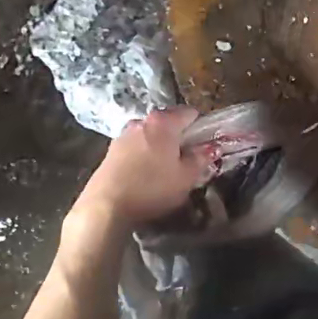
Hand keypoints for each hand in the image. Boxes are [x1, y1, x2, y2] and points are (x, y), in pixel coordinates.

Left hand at [79, 107, 211, 226]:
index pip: (189, 113)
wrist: (106, 205)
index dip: (201, 127)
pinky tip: (147, 176)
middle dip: (180, 138)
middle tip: (188, 161)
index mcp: (163, 122)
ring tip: (166, 170)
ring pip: (151, 136)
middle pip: (168, 124)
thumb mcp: (186, 177)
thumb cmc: (153, 188)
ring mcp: (123, 135)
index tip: (206, 145)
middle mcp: (142, 121)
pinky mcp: (111, 151)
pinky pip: (136, 147)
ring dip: (161, 147)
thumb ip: (201, 159)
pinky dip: (145, 156)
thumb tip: (210, 148)